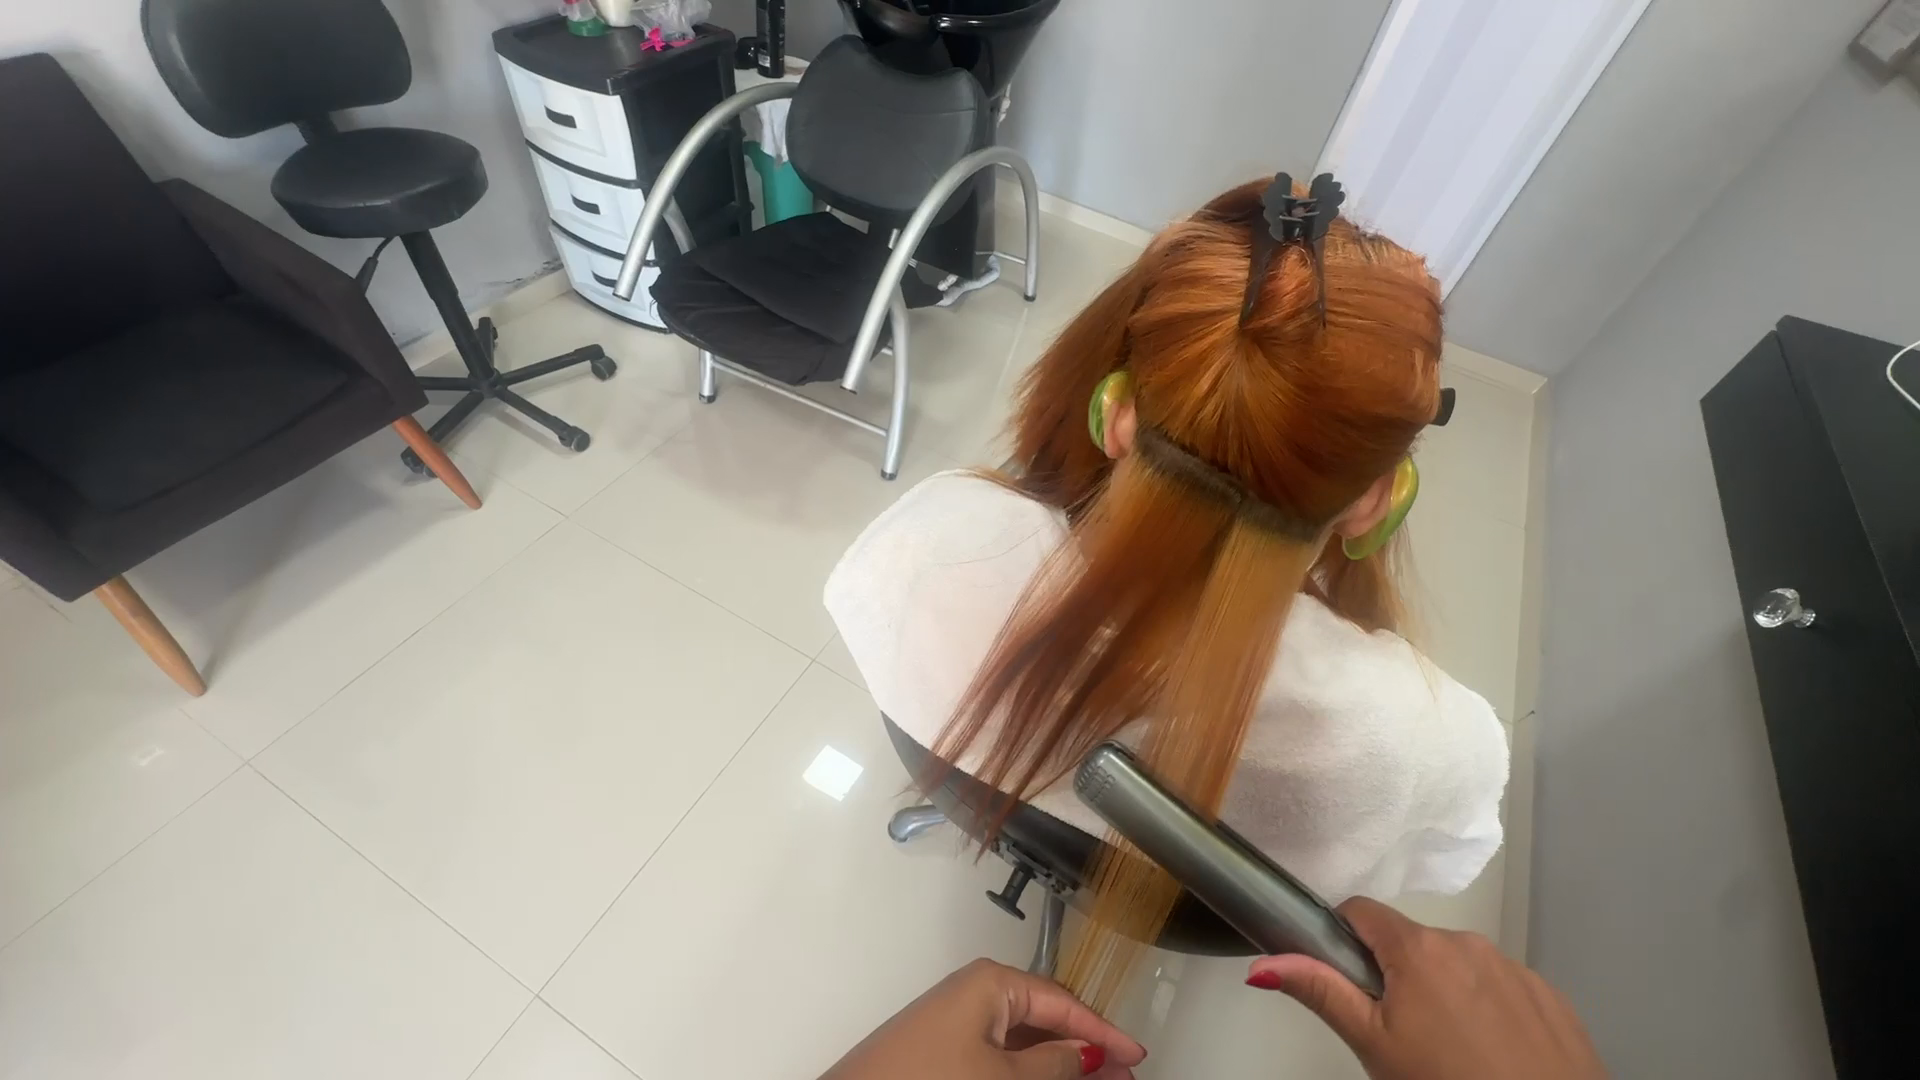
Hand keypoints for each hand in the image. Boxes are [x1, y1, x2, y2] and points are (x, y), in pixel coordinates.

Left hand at [821, 958, 1146, 1079]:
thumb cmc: (928, 1078)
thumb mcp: (1003, 1077)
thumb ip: (1052, 1065)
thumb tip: (1087, 1055)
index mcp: (992, 983)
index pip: (1062, 1001)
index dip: (1102, 1031)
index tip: (1136, 1054)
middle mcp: (978, 993)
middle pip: (1046, 1017)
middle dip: (1083, 1047)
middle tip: (1121, 1075)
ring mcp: (962, 1021)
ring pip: (1026, 1038)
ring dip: (1058, 1062)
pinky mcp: (949, 1048)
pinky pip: (1003, 1051)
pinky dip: (1030, 1069)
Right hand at [1245, 898, 1605, 1079]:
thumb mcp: (1373, 1045)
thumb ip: (1318, 992)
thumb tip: (1260, 964)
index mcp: (1417, 947)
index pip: (1360, 911)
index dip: (1344, 939)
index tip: (1349, 979)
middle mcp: (1467, 942)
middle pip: (1409, 943)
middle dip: (1397, 976)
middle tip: (1400, 1033)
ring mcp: (1517, 970)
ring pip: (1458, 966)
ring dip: (1445, 992)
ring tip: (1451, 1052)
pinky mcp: (1556, 1001)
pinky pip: (1504, 989)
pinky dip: (1491, 1011)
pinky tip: (1495, 1057)